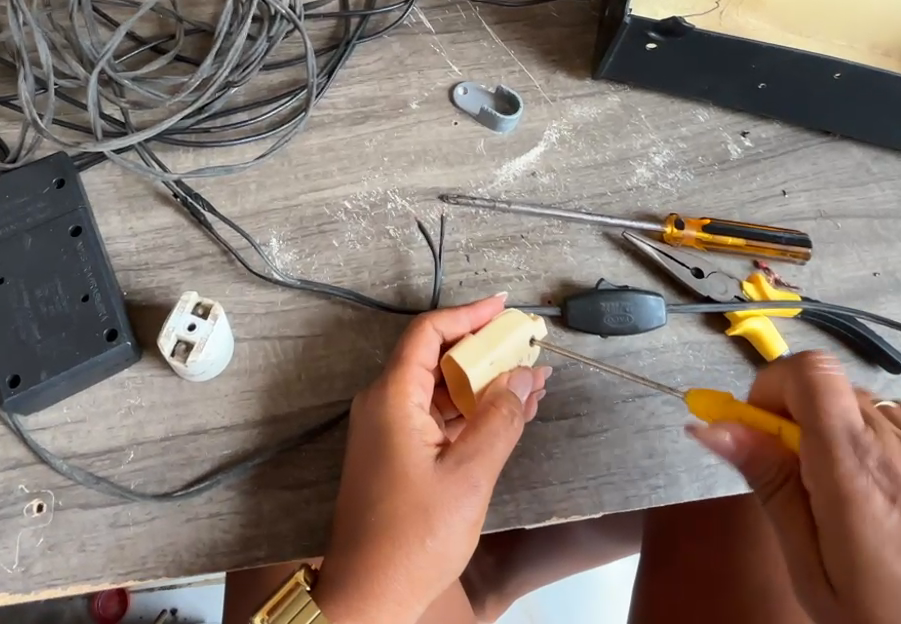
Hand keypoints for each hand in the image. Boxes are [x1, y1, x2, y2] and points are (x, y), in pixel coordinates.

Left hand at [313, 296, 550, 623]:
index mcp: (392, 395)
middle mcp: (384, 401)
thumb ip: (500, 419)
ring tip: (533, 381)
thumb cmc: (415, 536)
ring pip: (440, 388)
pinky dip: (470, 412)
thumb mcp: (469, 475)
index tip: (504, 306)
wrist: (368, 595)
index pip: (429, 332)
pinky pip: (436, 416)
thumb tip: (526, 374)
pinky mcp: (396, 450)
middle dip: (484, 351)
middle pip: (437, 357)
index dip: (468, 314)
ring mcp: (388, 427)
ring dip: (483, 384)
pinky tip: (510, 414)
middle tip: (527, 346)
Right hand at [690, 352, 900, 623]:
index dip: (772, 386)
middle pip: (833, 389)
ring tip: (847, 501)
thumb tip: (712, 427)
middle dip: (799, 417)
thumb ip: (770, 487)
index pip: (807, 370)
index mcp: (856, 465)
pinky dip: (887, 447)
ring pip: (872, 407)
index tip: (758, 431)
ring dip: (843, 432)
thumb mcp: (817, 575)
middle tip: (795, 479)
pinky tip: (893, 506)